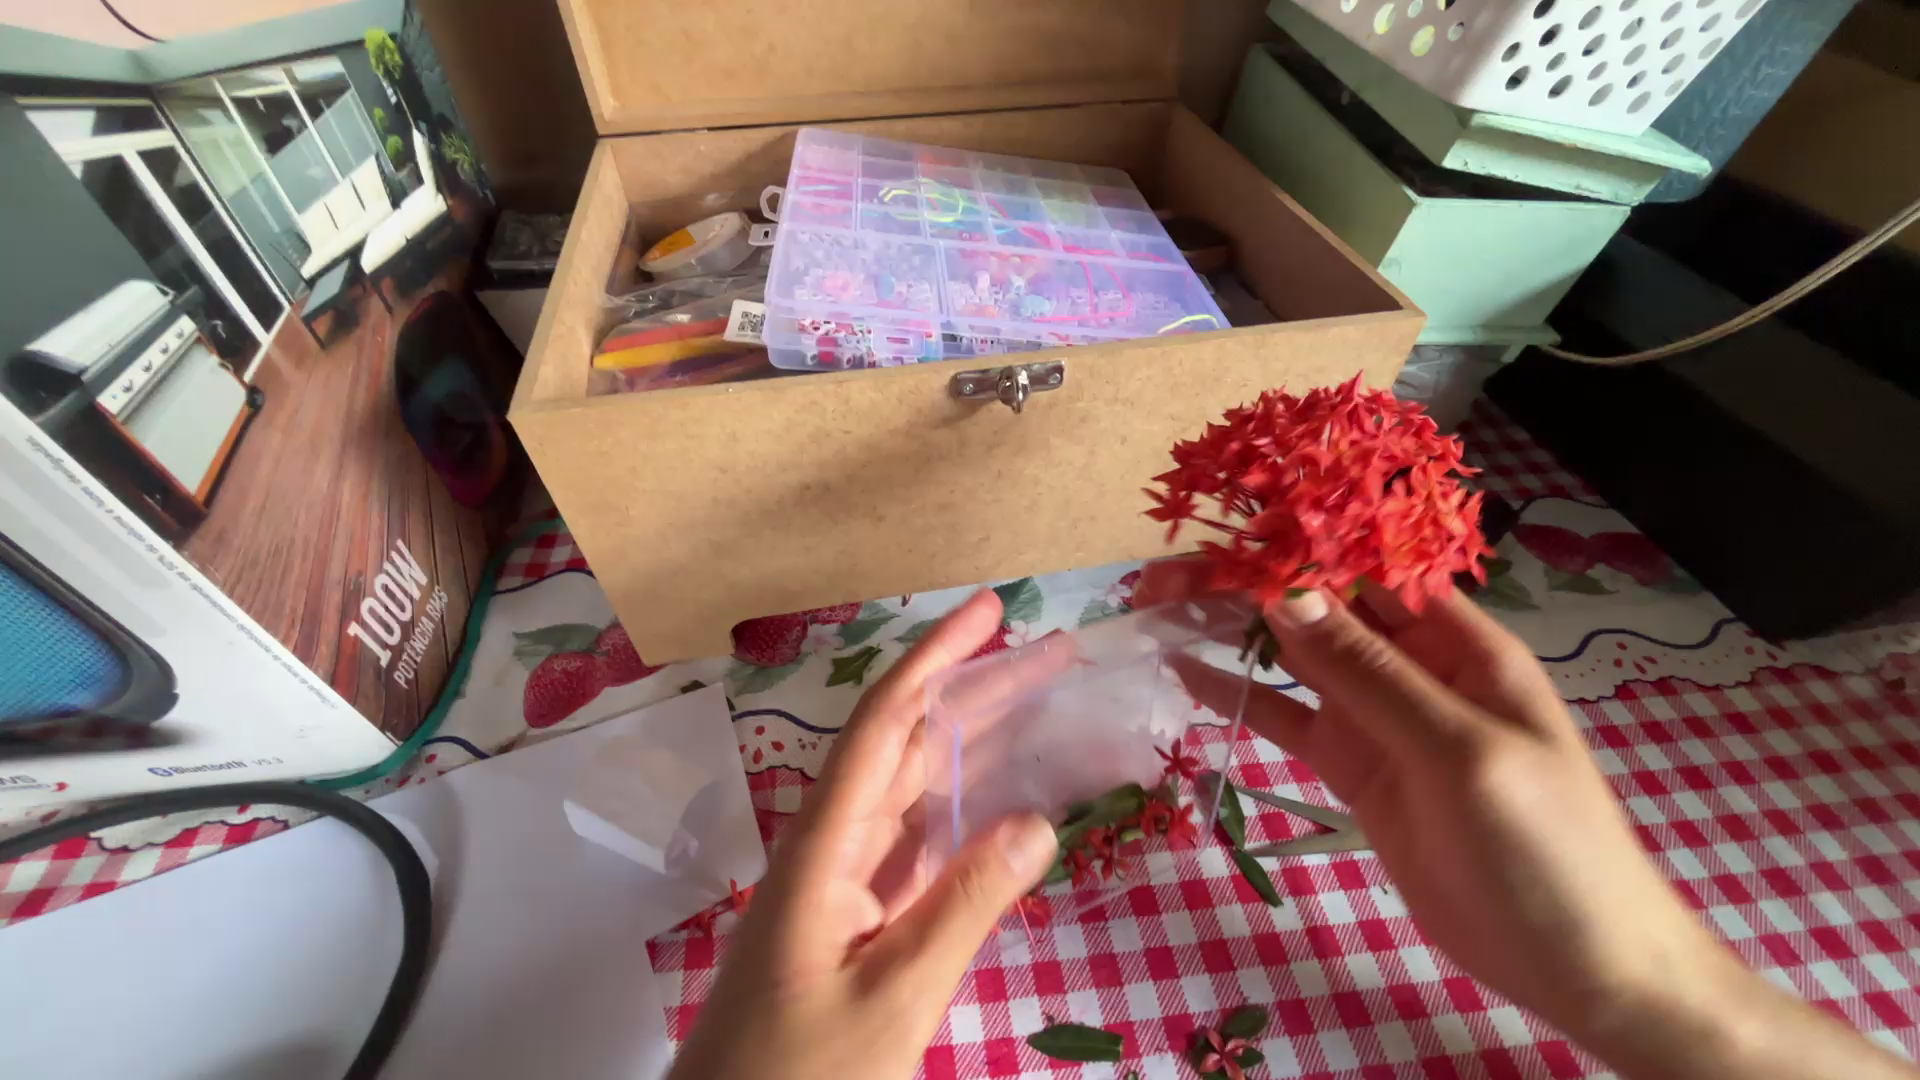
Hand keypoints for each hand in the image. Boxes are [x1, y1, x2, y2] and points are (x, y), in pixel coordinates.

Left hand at [668, 589, 1057, 1079]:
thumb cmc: (801, 1074)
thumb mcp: (893, 999)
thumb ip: (963, 907)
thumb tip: (1037, 821)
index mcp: (826, 842)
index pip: (885, 722)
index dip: (936, 657)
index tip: (989, 611)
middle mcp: (835, 839)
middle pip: (910, 740)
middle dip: (975, 687)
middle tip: (1046, 651)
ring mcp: (847, 874)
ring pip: (917, 783)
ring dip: (974, 738)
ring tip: (1037, 699)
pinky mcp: (861, 908)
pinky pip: (920, 836)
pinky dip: (964, 805)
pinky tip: (1004, 791)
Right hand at [1139, 559, 1916, 1079]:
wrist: (1575, 967)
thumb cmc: (1546, 848)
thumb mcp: (1459, 751)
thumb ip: (1369, 674)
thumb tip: (1285, 595)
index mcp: (1454, 642)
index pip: (1362, 573)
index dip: (1293, 549)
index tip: (1217, 538)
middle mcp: (1408, 665)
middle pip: (1313, 610)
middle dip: (1240, 588)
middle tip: (1161, 580)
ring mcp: (1372, 716)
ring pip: (1289, 657)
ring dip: (1228, 632)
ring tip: (1159, 611)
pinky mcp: (1347, 762)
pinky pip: (1284, 717)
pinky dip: (1237, 693)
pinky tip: (1186, 672)